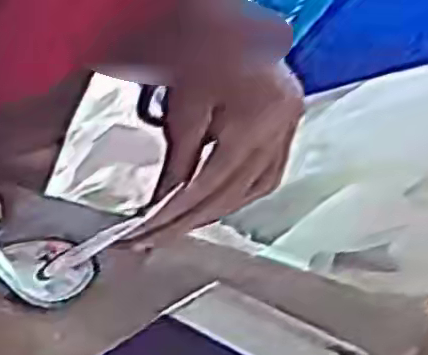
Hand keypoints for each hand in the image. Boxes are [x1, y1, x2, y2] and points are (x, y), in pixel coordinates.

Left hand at [127, 59, 301, 245]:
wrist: (235, 38)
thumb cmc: (205, 68)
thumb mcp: (184, 118)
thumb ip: (176, 165)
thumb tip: (157, 209)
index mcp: (257, 121)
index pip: (207, 186)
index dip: (170, 216)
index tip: (138, 235)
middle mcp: (281, 128)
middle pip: (227, 195)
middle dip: (181, 225)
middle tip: (143, 242)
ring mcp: (290, 129)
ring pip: (248, 192)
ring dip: (205, 217)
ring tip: (167, 232)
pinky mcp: (287, 131)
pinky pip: (263, 180)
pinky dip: (231, 201)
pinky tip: (203, 213)